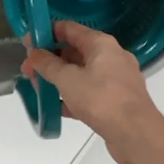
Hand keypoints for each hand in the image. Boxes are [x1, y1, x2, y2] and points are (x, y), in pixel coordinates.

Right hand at [20, 20, 163, 163]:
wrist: (136, 135)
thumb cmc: (101, 99)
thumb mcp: (67, 79)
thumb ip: (48, 64)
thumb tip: (34, 53)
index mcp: (101, 44)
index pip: (69, 28)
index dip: (46, 32)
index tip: (27, 43)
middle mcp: (111, 57)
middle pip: (74, 51)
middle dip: (49, 60)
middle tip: (28, 70)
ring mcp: (116, 80)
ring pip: (81, 73)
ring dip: (59, 79)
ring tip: (38, 88)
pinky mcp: (117, 101)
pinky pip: (89, 92)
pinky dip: (72, 96)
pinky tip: (56, 106)